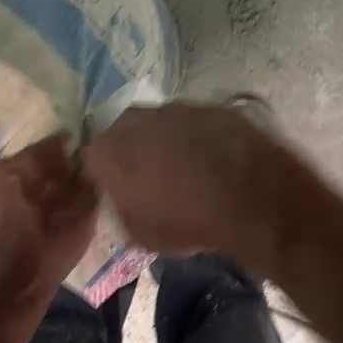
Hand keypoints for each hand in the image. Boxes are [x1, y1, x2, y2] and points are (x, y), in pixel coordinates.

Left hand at [0, 135, 99, 308]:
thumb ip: (89, 177)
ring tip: (61, 207)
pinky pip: (16, 193)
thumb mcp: (85, 210)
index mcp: (31, 158)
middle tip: (78, 189)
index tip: (89, 170)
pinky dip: (29, 200)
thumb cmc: (52, 244)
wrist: (10, 285)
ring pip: (27, 176)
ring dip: (43, 186)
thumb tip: (88, 160)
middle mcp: (7, 164)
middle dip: (59, 169)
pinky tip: (41, 219)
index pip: (61, 140)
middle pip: (41, 157)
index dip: (78, 153)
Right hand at [81, 102, 315, 265]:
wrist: (252, 199)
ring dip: (165, 139)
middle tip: (147, 175)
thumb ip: (122, 209)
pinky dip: (200, 136)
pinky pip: (197, 121)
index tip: (113, 187)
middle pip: (123, 130)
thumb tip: (124, 200)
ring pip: (160, 121)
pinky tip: (214, 158)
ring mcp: (178, 108)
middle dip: (131, 149)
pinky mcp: (214, 106)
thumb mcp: (141, 235)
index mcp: (110, 150)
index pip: (90, 155)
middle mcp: (138, 120)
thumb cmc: (188, 223)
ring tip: (184, 167)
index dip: (101, 171)